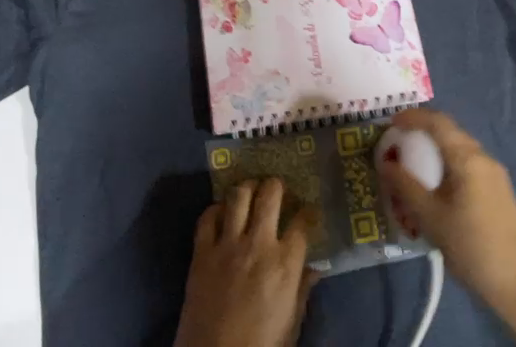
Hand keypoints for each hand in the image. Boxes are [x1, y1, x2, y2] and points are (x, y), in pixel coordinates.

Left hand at [174, 178, 320, 346]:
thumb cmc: (261, 345)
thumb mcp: (292, 322)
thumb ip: (302, 289)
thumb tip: (315, 267)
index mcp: (285, 264)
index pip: (302, 221)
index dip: (307, 212)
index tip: (307, 211)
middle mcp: (257, 245)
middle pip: (270, 195)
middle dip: (277, 185)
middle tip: (278, 189)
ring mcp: (226, 245)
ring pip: (238, 196)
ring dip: (247, 188)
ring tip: (251, 190)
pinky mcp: (200, 252)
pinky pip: (207, 217)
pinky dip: (216, 209)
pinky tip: (222, 213)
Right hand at [378, 107, 515, 308]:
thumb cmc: (470, 246)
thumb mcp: (430, 217)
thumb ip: (405, 185)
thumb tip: (385, 162)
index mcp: (468, 159)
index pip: (438, 122)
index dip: (413, 117)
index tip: (391, 123)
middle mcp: (485, 159)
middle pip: (451, 133)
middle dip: (423, 133)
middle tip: (398, 145)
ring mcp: (496, 175)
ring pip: (460, 150)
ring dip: (436, 151)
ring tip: (414, 167)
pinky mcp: (500, 192)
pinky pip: (469, 166)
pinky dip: (449, 166)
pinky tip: (437, 188)